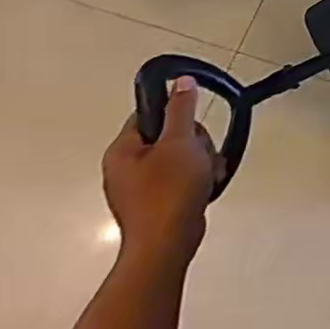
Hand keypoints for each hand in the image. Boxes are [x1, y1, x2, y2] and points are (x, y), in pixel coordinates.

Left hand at [101, 76, 221, 265]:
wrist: (167, 246)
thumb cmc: (169, 190)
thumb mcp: (179, 142)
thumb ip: (181, 109)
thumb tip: (180, 82)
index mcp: (121, 150)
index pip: (148, 113)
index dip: (175, 114)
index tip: (190, 126)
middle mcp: (125, 167)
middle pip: (168, 134)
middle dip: (194, 141)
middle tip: (199, 154)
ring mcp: (140, 187)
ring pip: (180, 156)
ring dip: (201, 160)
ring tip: (207, 174)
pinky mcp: (157, 203)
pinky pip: (180, 178)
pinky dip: (197, 178)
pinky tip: (207, 185)